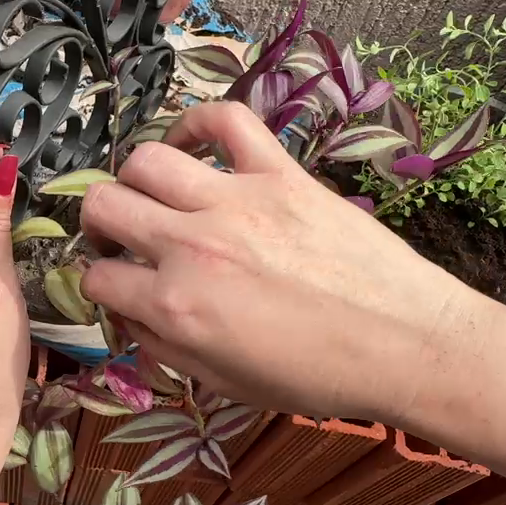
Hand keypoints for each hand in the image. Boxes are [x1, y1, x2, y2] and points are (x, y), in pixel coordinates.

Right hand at [79, 102, 505, 427]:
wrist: (408, 345)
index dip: (99, 287)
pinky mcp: (281, 173)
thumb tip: (130, 314)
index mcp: (176, 306)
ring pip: (146, 159)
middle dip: (97, 226)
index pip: (97, 279)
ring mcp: (236, 201)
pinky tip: (192, 147)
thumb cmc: (316, 376)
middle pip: (103, 206)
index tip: (119, 290)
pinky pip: (226, 120)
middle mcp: (192, 245)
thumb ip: (163, 347)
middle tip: (120, 240)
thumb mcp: (224, 383)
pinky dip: (197, 124)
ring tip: (152, 196)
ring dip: (134, 180)